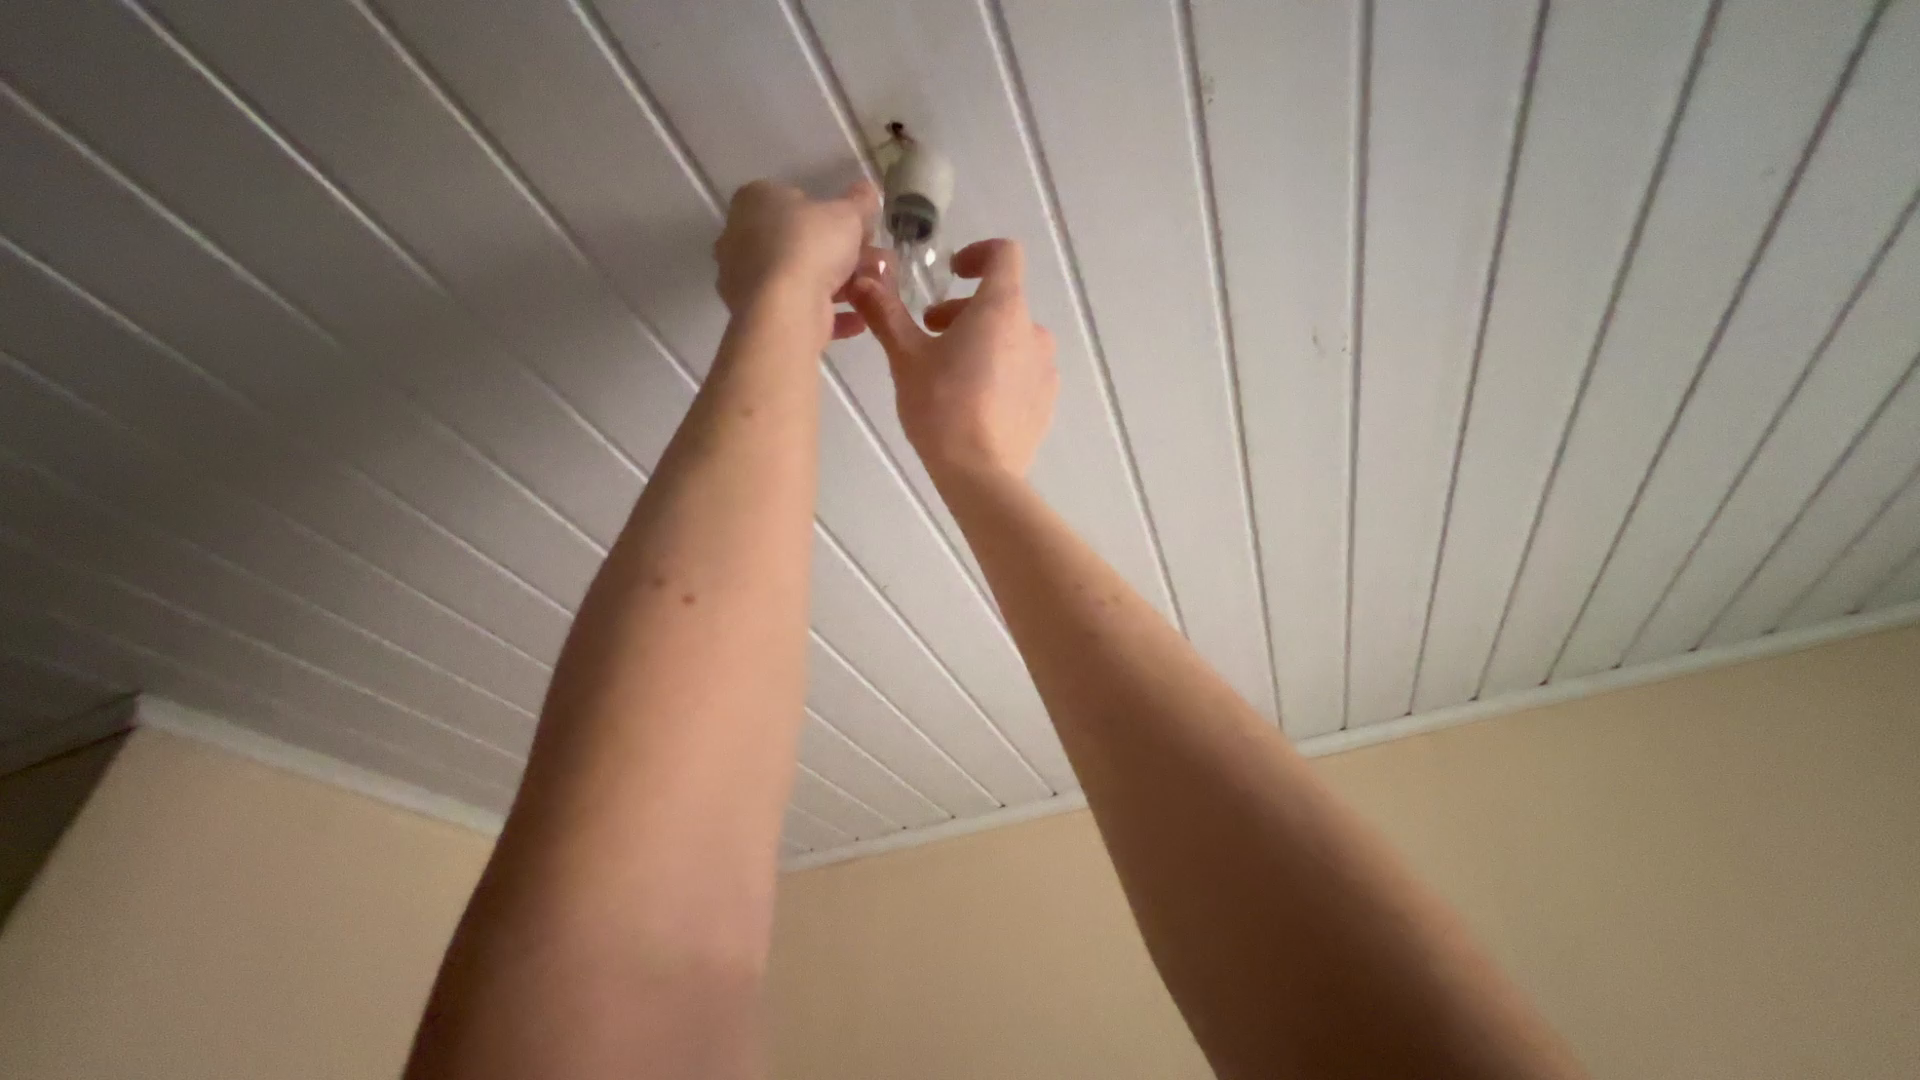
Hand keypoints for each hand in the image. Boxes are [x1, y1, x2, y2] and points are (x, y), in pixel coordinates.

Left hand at [713, 179, 879, 339]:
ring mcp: (742, 278)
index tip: (853, 233)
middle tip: (864, 266)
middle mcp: (738, 235)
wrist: (785, 309)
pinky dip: (825, 314)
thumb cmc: (810, 247)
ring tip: (864, 296)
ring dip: (832, 288)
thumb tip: (868, 191)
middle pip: (795, 243)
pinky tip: (855, 321)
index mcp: (755, 199)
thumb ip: (860, 203)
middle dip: (832, 256)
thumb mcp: (847, 215)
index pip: (794, 199)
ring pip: (795, 278)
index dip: (828, 217)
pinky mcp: (753, 314)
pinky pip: (794, 309)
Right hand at [849, 239, 1058, 480]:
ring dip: (982, 342)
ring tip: (950, 372)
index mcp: (1002, 309)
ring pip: (1012, 338)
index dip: (979, 253)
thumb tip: (863, 281)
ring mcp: (1045, 368)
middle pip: (1003, 302)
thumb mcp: (905, 357)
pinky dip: (1000, 371)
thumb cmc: (941, 407)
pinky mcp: (1046, 400)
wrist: (980, 472)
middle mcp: (1033, 331)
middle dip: (965, 310)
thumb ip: (886, 314)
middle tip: (931, 335)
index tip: (953, 273)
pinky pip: (1023, 371)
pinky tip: (974, 402)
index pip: (1005, 254)